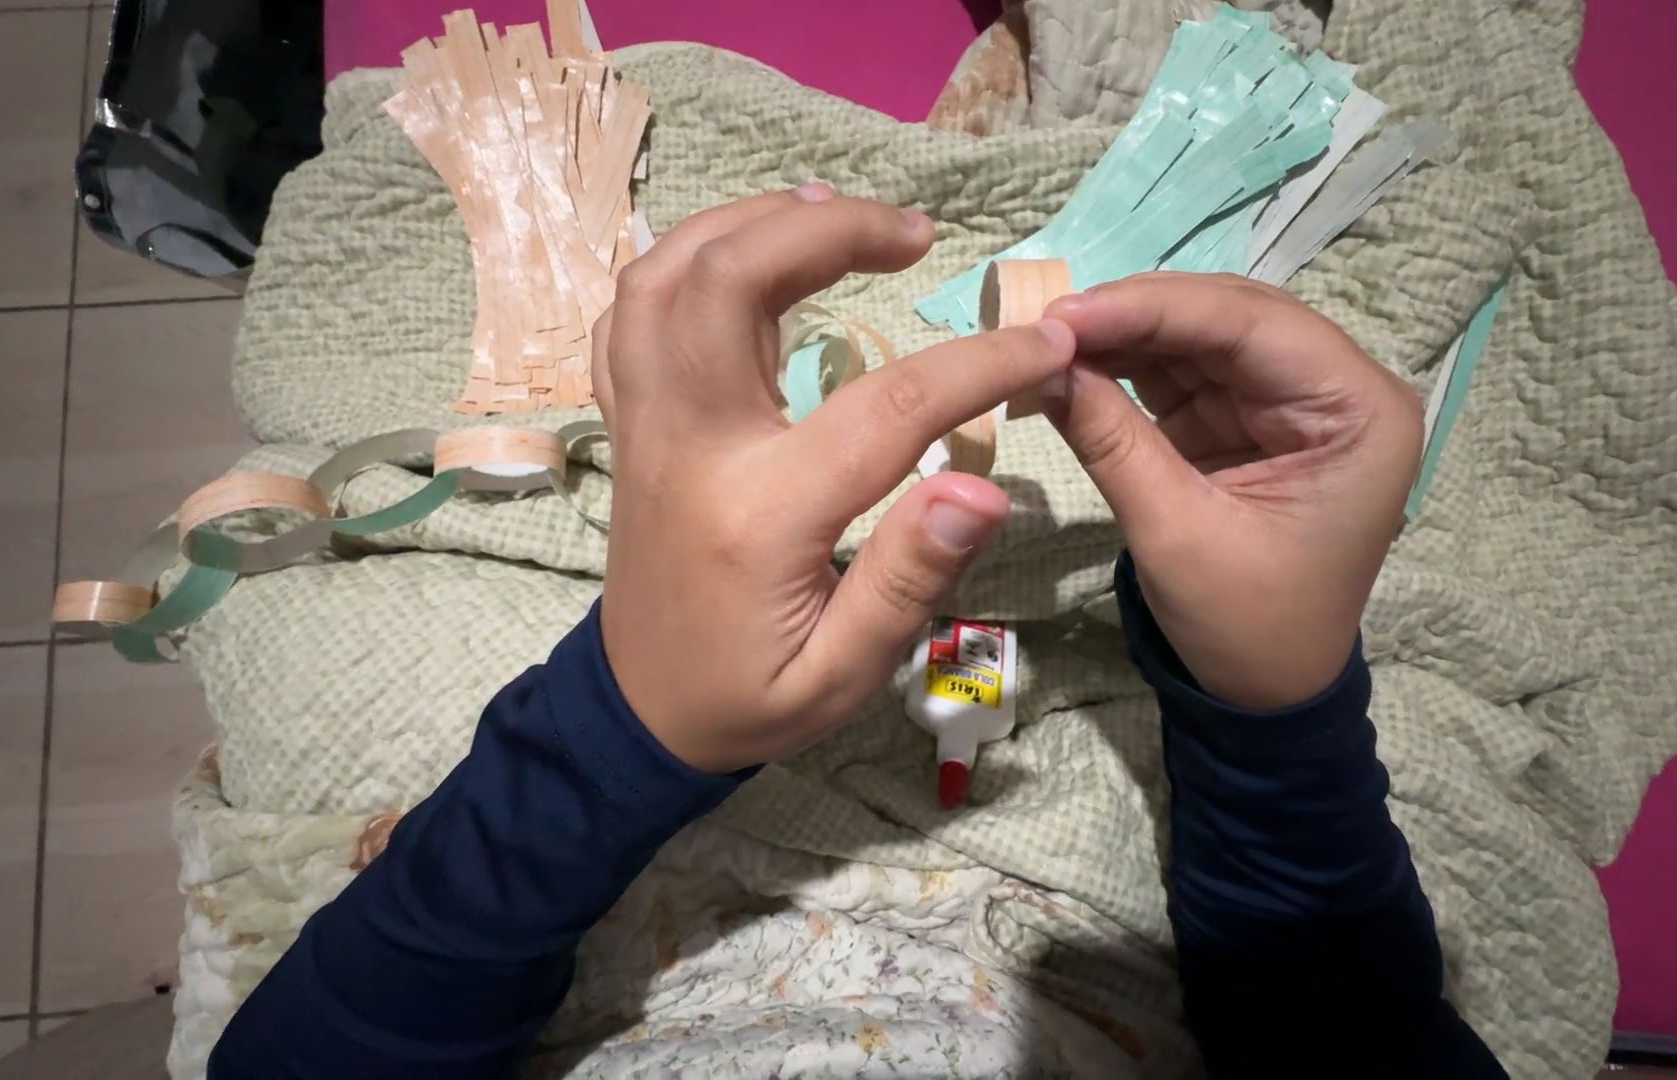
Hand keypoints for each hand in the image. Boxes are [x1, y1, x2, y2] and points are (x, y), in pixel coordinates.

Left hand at [594, 186, 1075, 772]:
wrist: (641, 710)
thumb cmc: (747, 697)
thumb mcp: (842, 673)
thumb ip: (909, 579)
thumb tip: (983, 485)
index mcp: (760, 513)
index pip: (887, 406)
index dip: (978, 364)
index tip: (1045, 342)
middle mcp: (690, 445)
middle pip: (732, 282)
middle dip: (829, 229)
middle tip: (913, 233)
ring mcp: (647, 426)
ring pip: (667, 276)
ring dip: (751, 223)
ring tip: (832, 216)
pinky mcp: (632, 426)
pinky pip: (632, 314)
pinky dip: (686, 262)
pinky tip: (742, 260)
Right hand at [1042, 273, 1422, 709]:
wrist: (1260, 686)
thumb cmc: (1241, 621)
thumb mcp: (1173, 531)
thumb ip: (1111, 440)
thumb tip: (1044, 366)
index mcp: (1356, 411)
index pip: (1252, 326)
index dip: (1154, 309)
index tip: (1067, 312)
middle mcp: (1331, 390)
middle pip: (1227, 320)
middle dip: (1136, 316)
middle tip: (1050, 321)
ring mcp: (1284, 405)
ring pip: (1198, 341)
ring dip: (1124, 337)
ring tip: (1051, 339)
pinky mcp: (1239, 424)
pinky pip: (1179, 378)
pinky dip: (1125, 369)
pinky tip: (1076, 364)